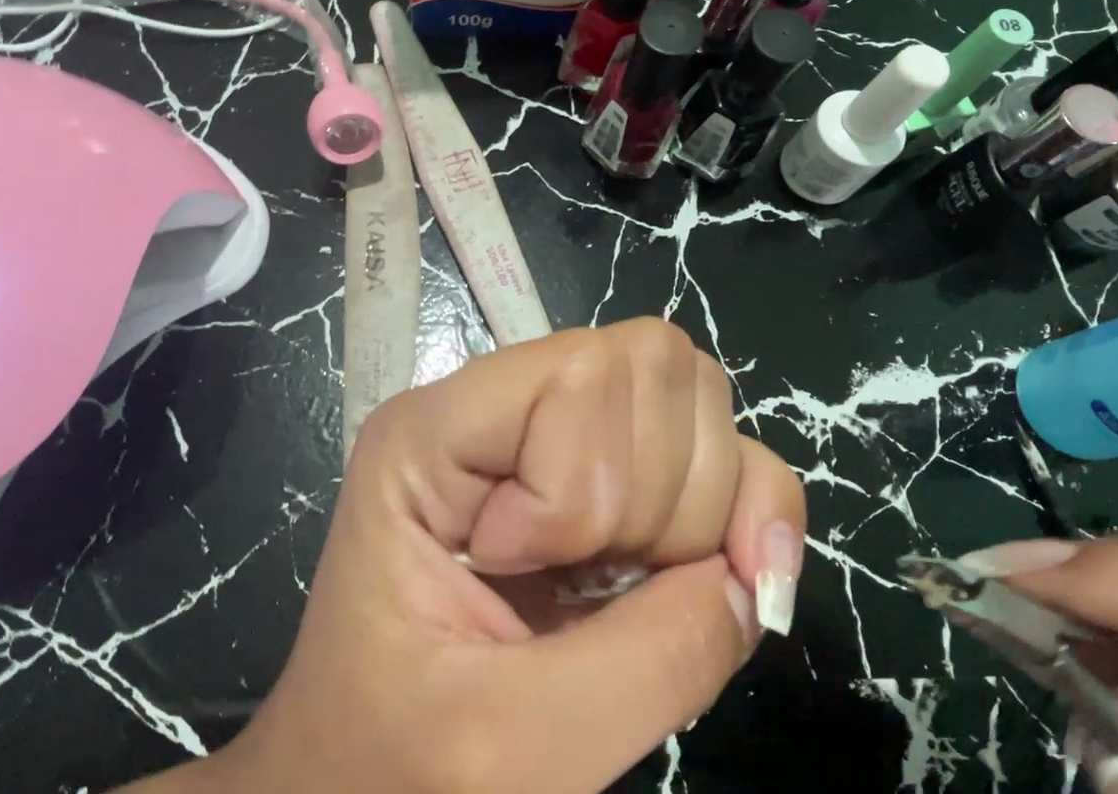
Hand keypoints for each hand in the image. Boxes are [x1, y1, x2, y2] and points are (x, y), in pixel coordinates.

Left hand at [136, 318, 804, 792]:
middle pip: (648, 366)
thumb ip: (651, 657)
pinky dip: (745, 509)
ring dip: (694, 509)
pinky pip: (715, 450)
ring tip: (621, 587)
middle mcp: (495, 409)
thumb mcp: (515, 738)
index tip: (529, 576)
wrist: (367, 781)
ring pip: (692, 399)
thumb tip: (750, 581)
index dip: (587, 485)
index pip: (577, 373)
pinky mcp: (605, 477)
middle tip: (590, 585)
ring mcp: (556, 437)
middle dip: (653, 495)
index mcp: (430, 433)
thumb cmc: (405, 760)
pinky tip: (725, 579)